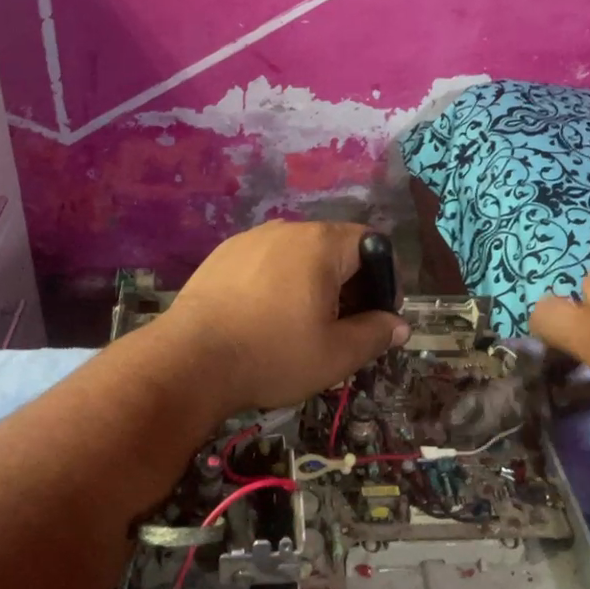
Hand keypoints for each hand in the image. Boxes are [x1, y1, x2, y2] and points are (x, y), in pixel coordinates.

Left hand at [159, 220, 410, 412]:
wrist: (190, 359)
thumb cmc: (273, 354)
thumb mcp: (336, 354)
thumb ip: (375, 334)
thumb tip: (400, 325)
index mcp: (322, 243)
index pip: (371, 243)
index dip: (384, 278)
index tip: (378, 315)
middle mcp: (288, 229)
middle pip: (334, 247)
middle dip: (348, 283)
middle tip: (343, 326)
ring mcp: (251, 238)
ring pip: (298, 254)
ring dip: (311, 283)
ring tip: (302, 325)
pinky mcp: (223, 254)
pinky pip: (265, 261)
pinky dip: (277, 282)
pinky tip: (264, 318)